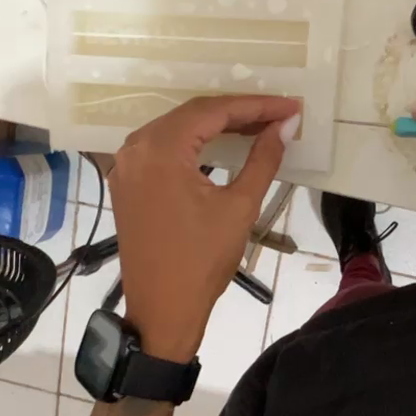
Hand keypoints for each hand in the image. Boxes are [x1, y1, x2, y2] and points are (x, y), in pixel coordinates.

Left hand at [110, 95, 300, 360]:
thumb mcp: (239, 207)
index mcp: (160, 150)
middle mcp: (135, 149)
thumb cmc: (202, 262)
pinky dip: (193, 147)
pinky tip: (220, 149)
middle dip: (237, 114)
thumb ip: (263, 159)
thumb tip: (284, 126)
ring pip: (176, 132)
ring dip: (215, 129)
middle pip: (191, 116)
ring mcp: (125, 166)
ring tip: (257, 130)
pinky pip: (162, 152)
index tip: (289, 107)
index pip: (212, 111)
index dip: (255, 106)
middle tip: (278, 117)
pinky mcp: (126, 184)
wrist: (162, 310)